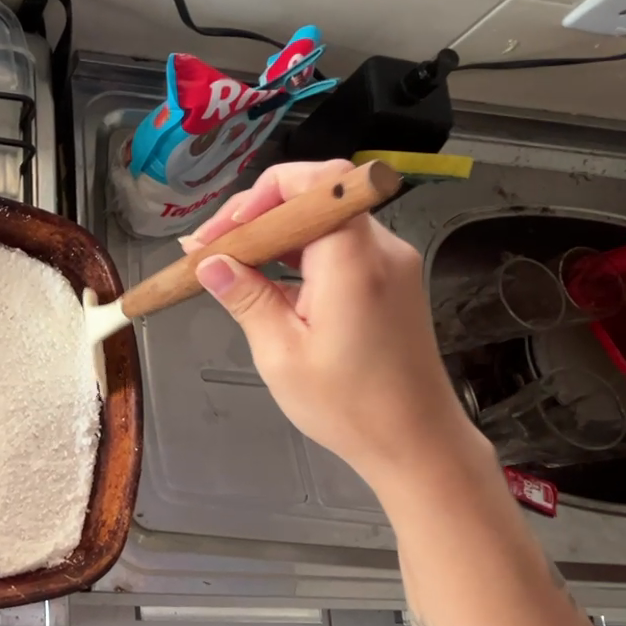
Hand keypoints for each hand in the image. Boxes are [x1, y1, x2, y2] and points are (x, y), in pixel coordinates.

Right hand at [184, 159, 483, 490]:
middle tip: (209, 249)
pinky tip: (260, 280)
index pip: (315, 182)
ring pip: (322, 220)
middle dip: (256, 214)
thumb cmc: (349, 406)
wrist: (415, 442)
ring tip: (224, 265)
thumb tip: (210, 263)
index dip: (262, 194)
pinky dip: (294, 254)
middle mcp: (379, 249)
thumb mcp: (280, 353)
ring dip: (271, 235)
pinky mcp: (387, 281)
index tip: (223, 232)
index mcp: (355, 261)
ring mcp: (388, 263)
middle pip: (315, 196)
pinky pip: (335, 246)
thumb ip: (246, 298)